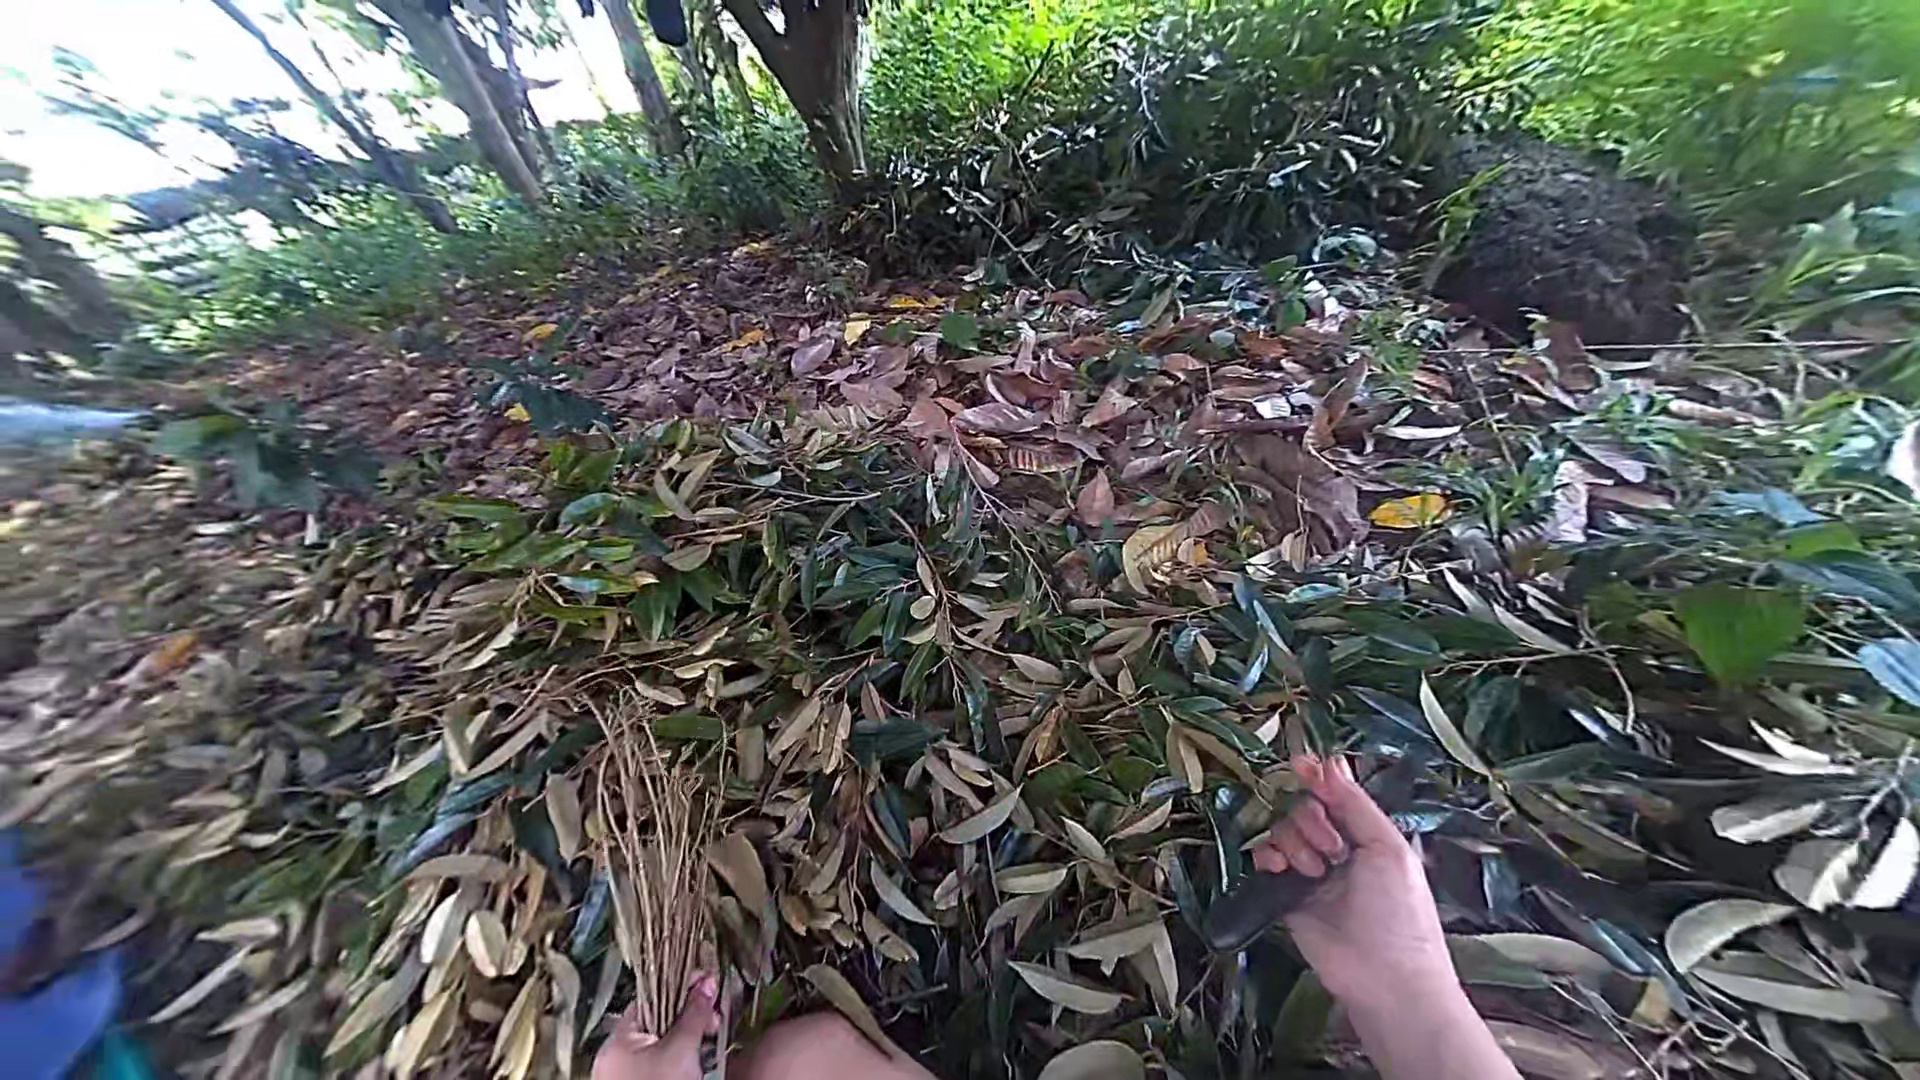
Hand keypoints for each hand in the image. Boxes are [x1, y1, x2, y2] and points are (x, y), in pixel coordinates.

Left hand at [592, 972, 718, 1079]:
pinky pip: (661, 1059)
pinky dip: (682, 1051)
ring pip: (662, 1039)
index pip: (651, 996)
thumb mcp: (682, 1049)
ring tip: (713, 1031)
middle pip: (657, 1016)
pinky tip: (700, 1051)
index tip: (708, 981)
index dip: (681, 984)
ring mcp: (626, 1076)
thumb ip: (695, 1012)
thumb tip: (708, 981)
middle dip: (690, 1010)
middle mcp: (616, 1055)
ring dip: (690, 1031)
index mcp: (618, 1040)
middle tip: (715, 1012)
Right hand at [1252, 754, 1457, 1010]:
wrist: (1383, 978)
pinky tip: (1283, 870)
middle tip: (1332, 850)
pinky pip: (1263, 856)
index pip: (1331, 793)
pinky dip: (1268, 857)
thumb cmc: (1399, 913)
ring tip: (1314, 872)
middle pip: (1302, 807)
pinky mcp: (1284, 889)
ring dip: (1295, 844)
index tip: (1299, 765)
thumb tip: (1329, 759)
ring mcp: (1307, 869)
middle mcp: (1334, 848)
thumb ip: (1355, 802)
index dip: (1315, 778)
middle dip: (1311, 822)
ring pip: (1281, 829)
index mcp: (1364, 836)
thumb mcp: (1388, 848)